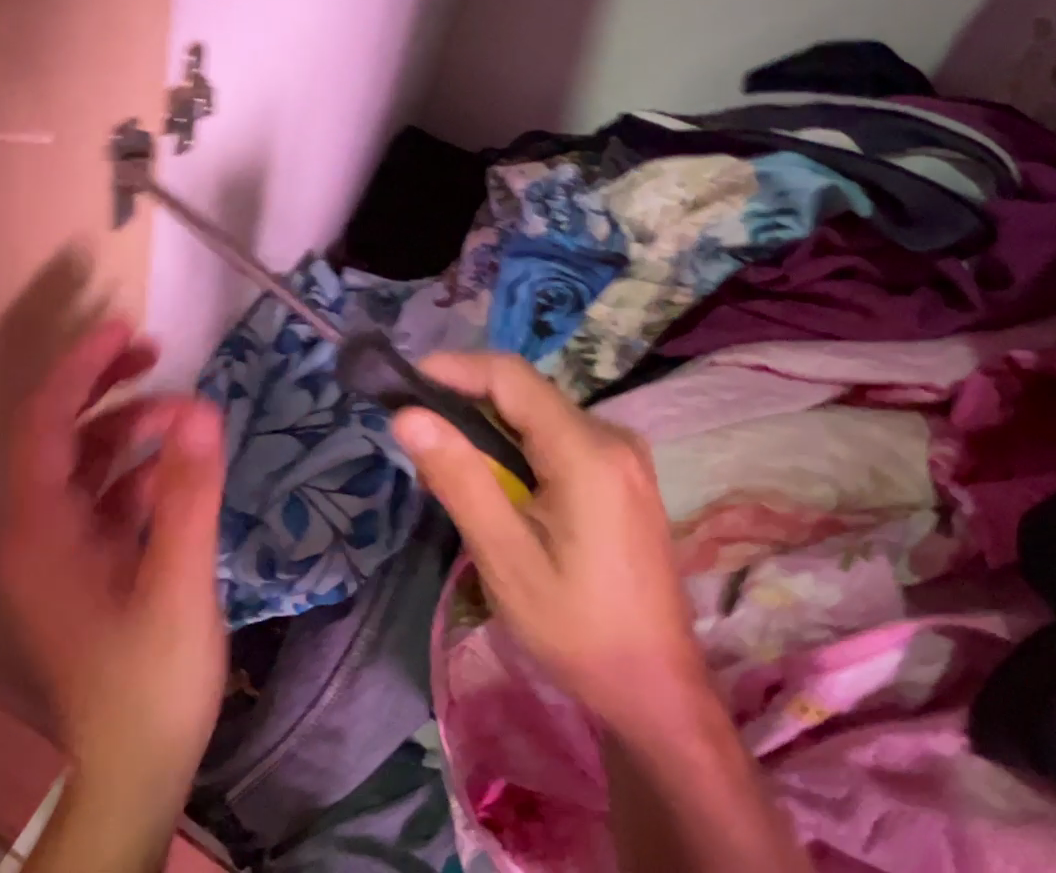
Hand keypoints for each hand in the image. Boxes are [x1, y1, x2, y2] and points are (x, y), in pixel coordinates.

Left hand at [0, 317, 228, 797]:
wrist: (136, 767)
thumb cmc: (150, 684)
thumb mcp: (176, 586)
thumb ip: (188, 495)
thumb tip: (200, 409)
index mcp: (39, 532)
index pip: (46, 425)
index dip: (80, 370)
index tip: (127, 330)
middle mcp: (36, 532)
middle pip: (62, 436)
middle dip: (106, 390)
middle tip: (158, 353)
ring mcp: (61, 551)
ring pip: (88, 466)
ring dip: (132, 433)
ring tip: (188, 417)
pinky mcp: (87, 567)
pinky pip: (107, 500)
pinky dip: (140, 474)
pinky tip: (180, 470)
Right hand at [390, 352, 700, 722]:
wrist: (654, 686)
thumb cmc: (575, 627)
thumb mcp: (505, 556)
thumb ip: (459, 480)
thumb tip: (407, 416)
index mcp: (588, 453)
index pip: (510, 377)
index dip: (452, 369)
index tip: (400, 384)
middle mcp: (613, 439)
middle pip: (524, 396)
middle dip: (463, 405)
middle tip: (414, 441)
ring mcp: (623, 459)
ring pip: (538, 420)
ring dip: (486, 433)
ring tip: (443, 473)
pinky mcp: (621, 479)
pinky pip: (557, 444)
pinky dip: (514, 453)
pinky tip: (491, 491)